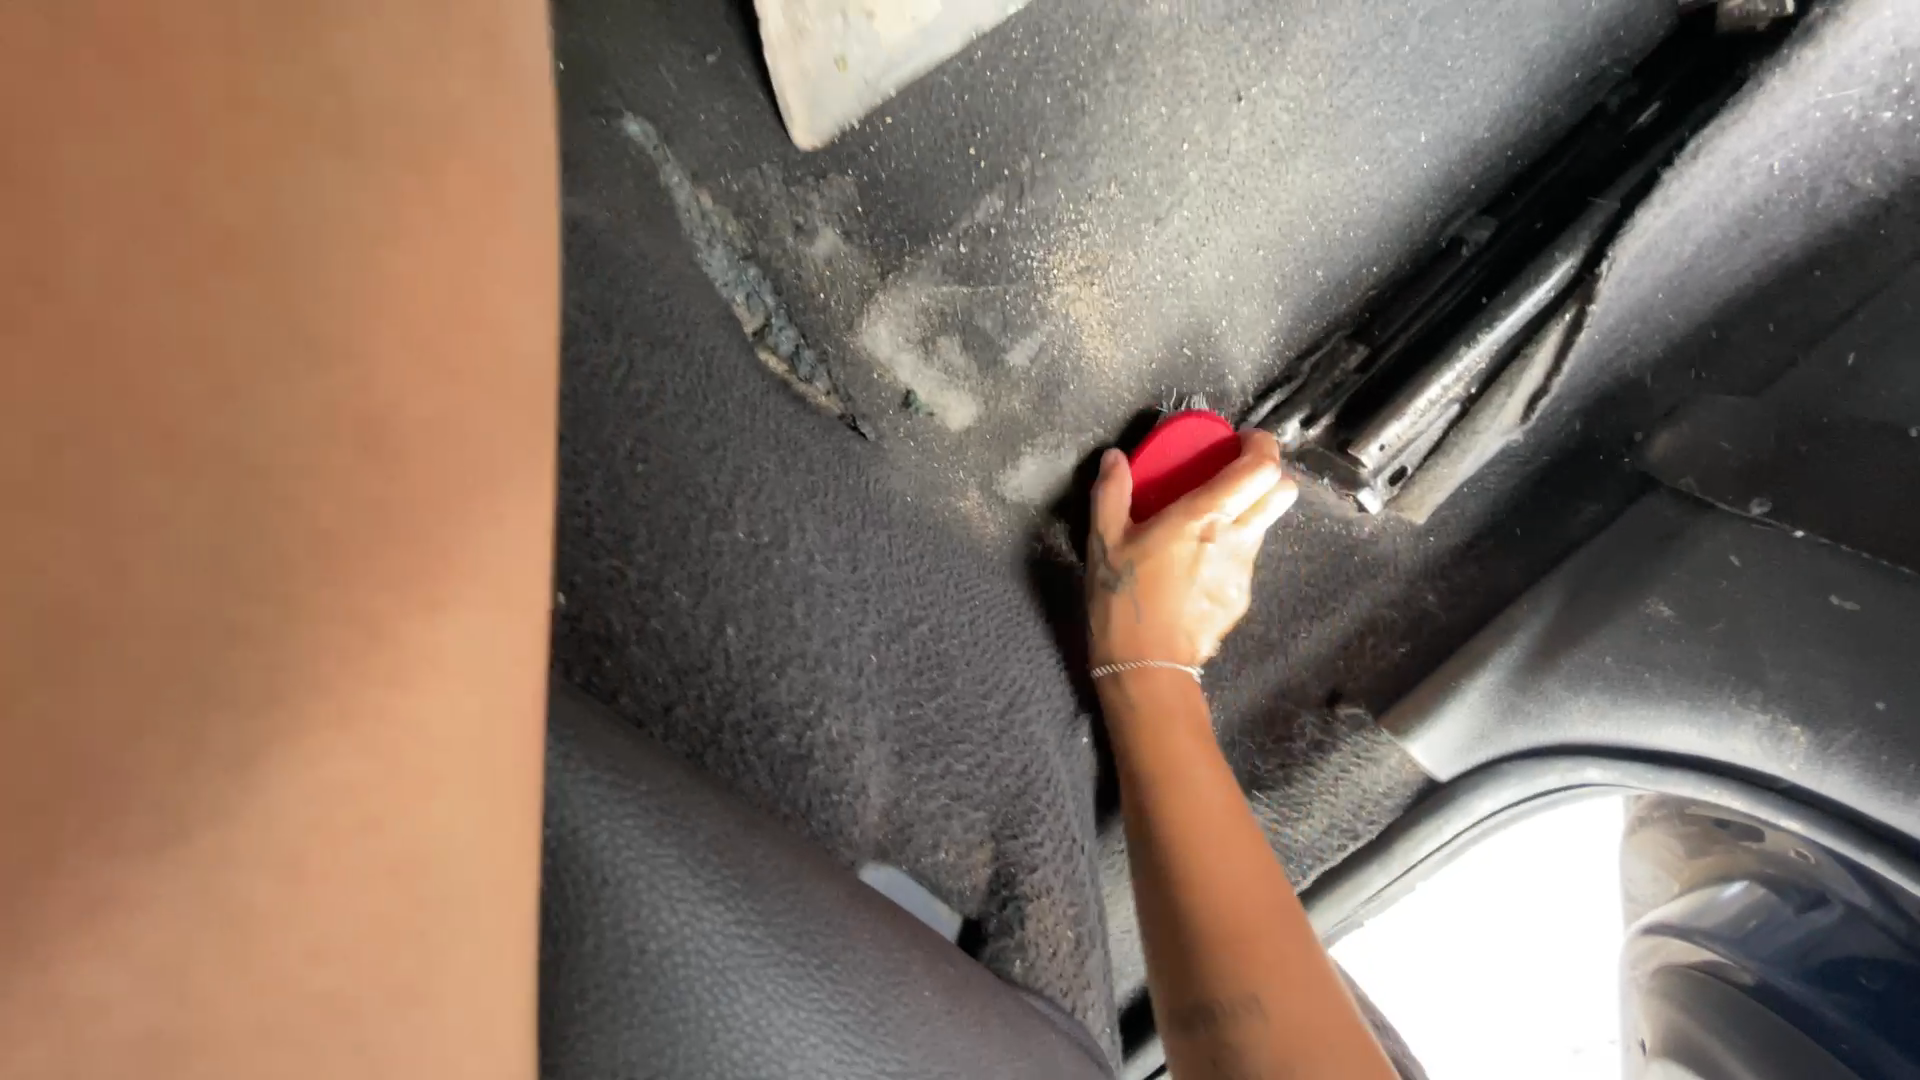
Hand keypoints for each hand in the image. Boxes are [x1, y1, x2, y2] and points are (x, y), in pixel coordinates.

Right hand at [1086, 430, 1296, 666]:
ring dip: (1246, 516)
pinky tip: (1196, 571)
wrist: (1145, 667)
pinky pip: (1245, 562)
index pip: (1262, 467)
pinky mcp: (1242, 599)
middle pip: (1281, 492)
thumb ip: (1112, 492)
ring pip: (1264, 527)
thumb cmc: (1122, 598)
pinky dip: (1230, 554)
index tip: (1244, 441)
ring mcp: (1244, 572)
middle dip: (1268, 476)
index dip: (1263, 446)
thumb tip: (1115, 457)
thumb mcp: (1104, 541)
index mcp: (1204, 516)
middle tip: (1235, 478)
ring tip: (1205, 530)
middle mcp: (1236, 538)